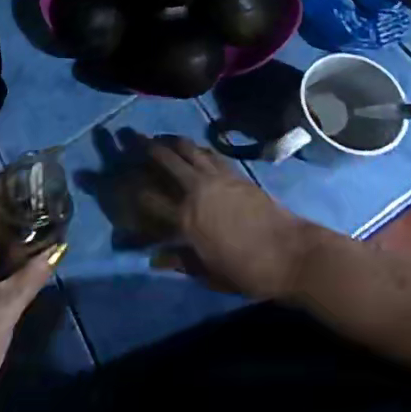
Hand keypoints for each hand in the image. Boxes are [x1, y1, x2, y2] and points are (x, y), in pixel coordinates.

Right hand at [138, 136, 313, 299]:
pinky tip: (191, 148)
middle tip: (127, 137)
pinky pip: (210, 154)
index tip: (116, 182)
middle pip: (164, 160)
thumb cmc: (249, 272)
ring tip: (158, 137)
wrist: (294, 256)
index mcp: (185, 219)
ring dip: (169, 141)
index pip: (147, 198)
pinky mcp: (235, 174)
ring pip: (187, 149)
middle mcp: (196, 191)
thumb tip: (155, 258)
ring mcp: (217, 178)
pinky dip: (196, 148)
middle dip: (142, 147)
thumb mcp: (210, 274)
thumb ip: (180, 262)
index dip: (128, 190)